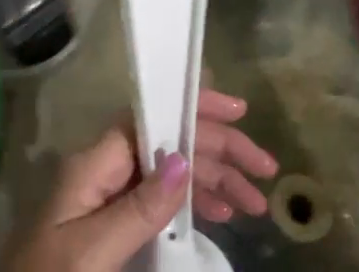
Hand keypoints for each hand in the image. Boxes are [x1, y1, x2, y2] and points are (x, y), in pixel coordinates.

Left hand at [9, 89, 277, 271]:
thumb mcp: (93, 248)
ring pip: (169, 172)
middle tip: (264, 170)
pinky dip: (194, 202)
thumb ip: (138, 206)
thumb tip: (183, 157)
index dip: (194, 110)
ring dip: (213, 179)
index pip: (152, 118)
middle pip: (167, 143)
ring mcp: (105, 195)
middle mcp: (102, 169)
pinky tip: (219, 213)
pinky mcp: (109, 223)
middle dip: (217, 149)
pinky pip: (159, 200)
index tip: (238, 114)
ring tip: (253, 202)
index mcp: (94, 162)